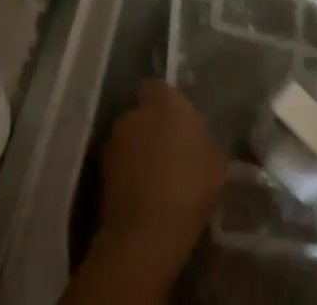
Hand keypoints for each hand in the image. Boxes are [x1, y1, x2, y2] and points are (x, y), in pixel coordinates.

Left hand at [98, 80, 227, 243]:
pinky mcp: (100, 167)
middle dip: (151, 123)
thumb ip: (203, 140)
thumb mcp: (216, 162)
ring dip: (137, 145)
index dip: (166, 100)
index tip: (177, 118)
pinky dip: (127, 167)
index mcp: (168, 104)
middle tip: (168, 145)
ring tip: (153, 169)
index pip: (158, 86)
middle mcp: (136, 114)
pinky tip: (141, 186)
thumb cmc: (191, 187)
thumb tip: (197, 139)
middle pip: (142, 111)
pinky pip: (119, 158)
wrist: (147, 229)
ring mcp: (114, 140)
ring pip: (128, 135)